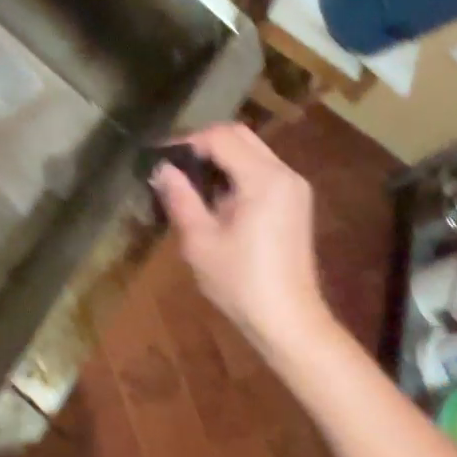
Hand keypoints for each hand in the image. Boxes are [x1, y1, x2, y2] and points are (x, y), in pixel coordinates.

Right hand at [152, 123, 329, 344]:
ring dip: (221, 158)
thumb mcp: (200, 242)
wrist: (288, 320)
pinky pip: (263, 171)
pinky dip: (237, 173)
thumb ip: (180, 198)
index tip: (160, 159)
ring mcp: (295, 188)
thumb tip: (162, 169)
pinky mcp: (296, 202)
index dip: (187, 142)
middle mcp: (285, 174)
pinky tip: (215, 200)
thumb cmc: (241, 284)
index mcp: (264, 179)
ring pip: (253, 151)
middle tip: (173, 167)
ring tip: (189, 184)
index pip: (221, 138)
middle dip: (204, 144)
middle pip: (240, 136)